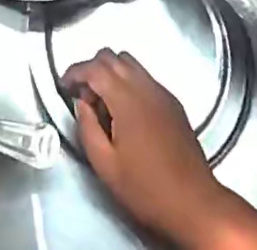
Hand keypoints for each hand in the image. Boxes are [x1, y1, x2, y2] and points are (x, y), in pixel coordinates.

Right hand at [60, 49, 238, 245]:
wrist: (192, 199)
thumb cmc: (145, 187)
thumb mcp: (105, 164)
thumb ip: (87, 128)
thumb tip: (81, 103)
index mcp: (127, 98)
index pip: (96, 67)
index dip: (75, 71)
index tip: (63, 84)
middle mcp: (146, 85)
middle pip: (113, 57)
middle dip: (92, 69)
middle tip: (82, 97)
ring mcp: (162, 91)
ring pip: (130, 63)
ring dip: (111, 73)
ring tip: (102, 105)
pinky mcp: (172, 101)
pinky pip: (144, 77)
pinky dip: (128, 82)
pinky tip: (124, 113)